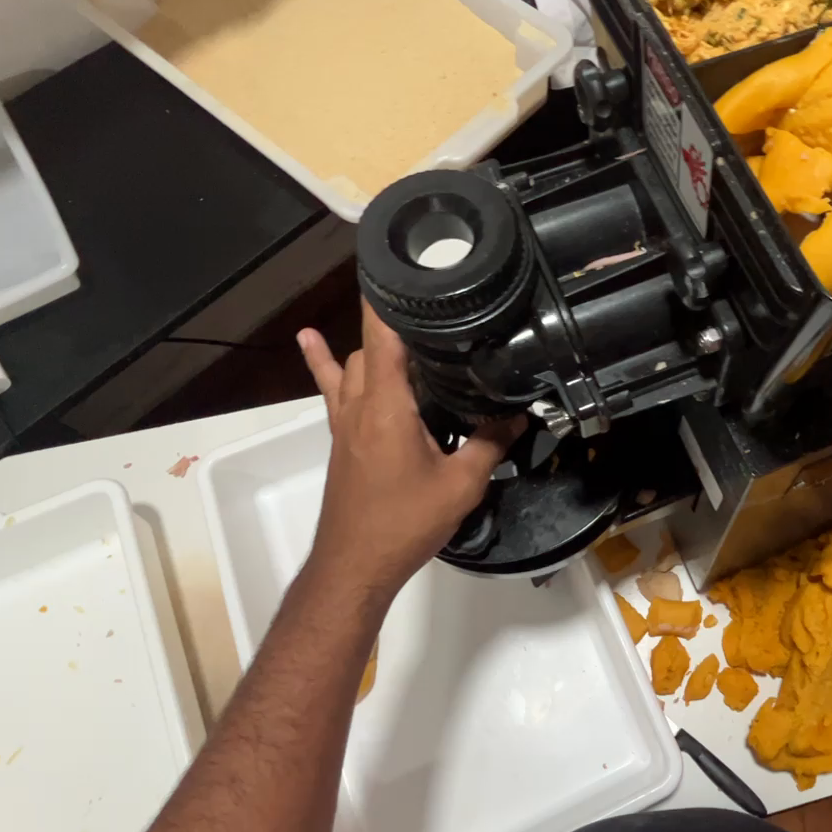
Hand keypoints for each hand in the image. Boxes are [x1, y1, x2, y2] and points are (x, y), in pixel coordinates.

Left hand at [295, 304, 522, 603]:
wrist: (357, 564)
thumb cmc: (406, 522)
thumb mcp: (462, 483)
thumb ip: (490, 444)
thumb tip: (518, 416)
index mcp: (388, 405)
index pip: (384, 337)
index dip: (390, 300)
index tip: (404, 267)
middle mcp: (360, 404)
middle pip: (370, 347)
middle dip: (395, 323)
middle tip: (433, 310)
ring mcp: (345, 421)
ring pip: (351, 365)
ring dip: (371, 343)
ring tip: (400, 325)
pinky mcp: (343, 438)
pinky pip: (334, 388)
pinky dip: (327, 362)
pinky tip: (313, 342)